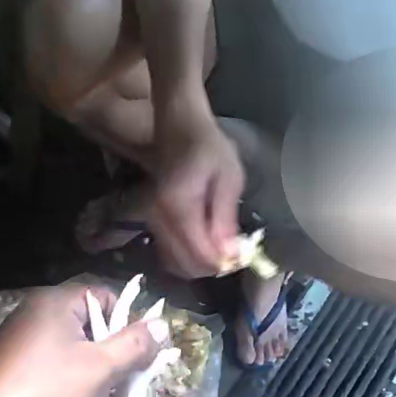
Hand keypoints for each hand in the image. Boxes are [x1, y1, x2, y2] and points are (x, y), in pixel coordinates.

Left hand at [0, 281, 166, 396]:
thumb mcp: (101, 369)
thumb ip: (135, 345)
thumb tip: (163, 324)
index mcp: (53, 303)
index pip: (104, 296)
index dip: (129, 322)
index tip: (142, 355)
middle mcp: (33, 314)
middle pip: (91, 322)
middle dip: (116, 351)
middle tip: (129, 383)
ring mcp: (20, 342)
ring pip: (75, 348)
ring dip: (98, 371)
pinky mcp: (13, 369)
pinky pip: (56, 365)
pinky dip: (74, 381)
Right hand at [151, 109, 244, 278]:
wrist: (180, 129)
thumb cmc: (209, 148)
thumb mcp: (229, 178)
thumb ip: (226, 218)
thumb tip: (230, 255)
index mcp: (178, 207)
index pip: (200, 255)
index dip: (223, 264)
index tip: (241, 255)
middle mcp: (160, 219)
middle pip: (187, 267)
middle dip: (213, 267)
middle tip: (234, 253)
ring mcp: (153, 223)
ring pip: (178, 266)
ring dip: (202, 266)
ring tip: (222, 248)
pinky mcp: (153, 226)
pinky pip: (171, 257)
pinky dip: (190, 260)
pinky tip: (207, 246)